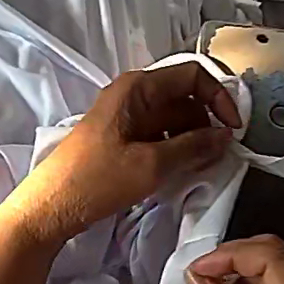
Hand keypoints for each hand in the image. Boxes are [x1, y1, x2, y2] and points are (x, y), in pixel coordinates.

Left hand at [2, 63, 240, 243]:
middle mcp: (133, 96)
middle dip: (206, 124)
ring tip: (201, 167)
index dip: (219, 98)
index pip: (193, 76)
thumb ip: (192, 147)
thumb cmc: (96, 180)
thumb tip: (225, 137)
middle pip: (185, 99)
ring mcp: (126, 118)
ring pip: (173, 120)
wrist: (50, 207)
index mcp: (138, 88)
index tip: (233, 129)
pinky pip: (159, 137)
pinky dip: (175, 150)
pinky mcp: (122, 140)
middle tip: (219, 155)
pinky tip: (180, 172)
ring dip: (192, 140)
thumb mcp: (151, 165)